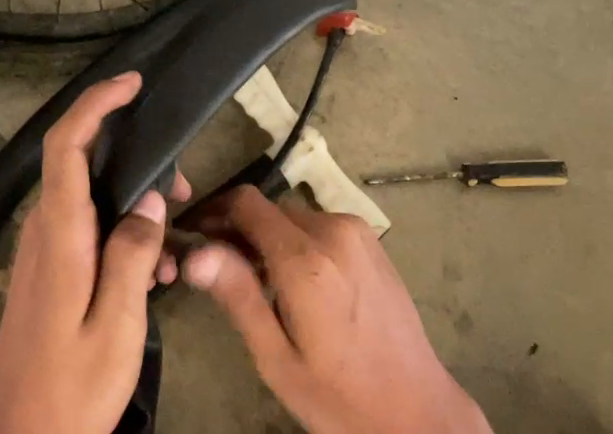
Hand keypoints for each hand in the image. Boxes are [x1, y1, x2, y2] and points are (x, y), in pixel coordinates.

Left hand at [0, 72, 190, 433]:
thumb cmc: (71, 384)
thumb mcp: (117, 324)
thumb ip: (134, 254)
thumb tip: (150, 198)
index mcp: (60, 233)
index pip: (67, 145)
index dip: (95, 104)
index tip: (132, 83)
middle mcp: (45, 228)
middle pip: (85, 162)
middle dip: (136, 158)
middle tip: (184, 190)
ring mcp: (44, 248)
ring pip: (93, 196)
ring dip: (136, 202)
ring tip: (176, 239)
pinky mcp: (49, 268)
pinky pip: (90, 228)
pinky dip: (124, 233)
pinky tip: (157, 269)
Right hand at [183, 187, 490, 433]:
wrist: (418, 409)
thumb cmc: (339, 395)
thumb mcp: (277, 358)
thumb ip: (238, 297)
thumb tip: (194, 254)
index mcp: (306, 259)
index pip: (246, 203)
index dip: (215, 212)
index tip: (196, 235)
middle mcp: (333, 231)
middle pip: (270, 210)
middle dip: (241, 230)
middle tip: (222, 268)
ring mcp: (358, 233)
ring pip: (295, 217)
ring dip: (272, 237)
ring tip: (260, 281)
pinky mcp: (373, 241)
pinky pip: (322, 226)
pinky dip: (301, 241)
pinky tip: (299, 281)